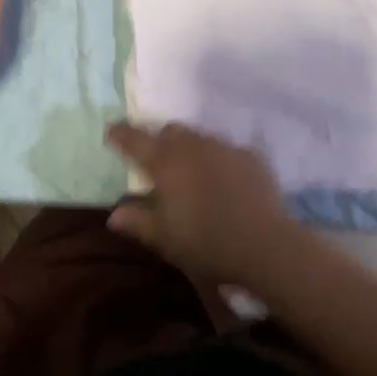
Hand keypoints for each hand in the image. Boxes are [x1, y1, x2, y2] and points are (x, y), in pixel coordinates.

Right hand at [104, 122, 299, 286]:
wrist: (265, 244)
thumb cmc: (206, 243)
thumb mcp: (165, 239)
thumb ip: (138, 221)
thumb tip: (114, 214)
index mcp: (166, 163)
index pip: (136, 140)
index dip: (121, 134)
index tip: (111, 131)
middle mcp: (193, 146)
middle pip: (170, 132)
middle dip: (159, 141)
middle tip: (156, 161)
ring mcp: (224, 147)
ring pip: (199, 137)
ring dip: (190, 149)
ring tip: (192, 173)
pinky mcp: (250, 156)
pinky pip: (227, 151)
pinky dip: (218, 161)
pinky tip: (224, 181)